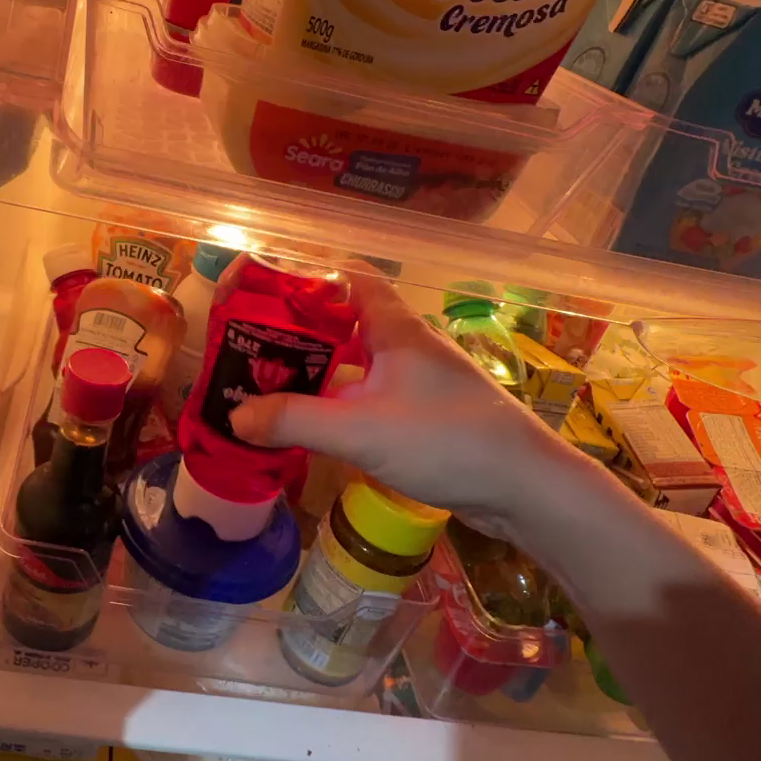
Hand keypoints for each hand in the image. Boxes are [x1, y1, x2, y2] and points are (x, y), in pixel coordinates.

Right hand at [229, 268, 600, 534]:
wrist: (526, 488)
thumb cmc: (448, 441)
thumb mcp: (363, 430)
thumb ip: (296, 420)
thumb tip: (234, 416)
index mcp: (395, 329)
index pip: (349, 276)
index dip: (306, 272)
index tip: (263, 283)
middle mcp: (405, 346)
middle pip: (343, 319)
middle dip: (297, 326)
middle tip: (250, 342)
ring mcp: (415, 381)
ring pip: (354, 360)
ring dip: (315, 367)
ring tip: (267, 380)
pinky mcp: (420, 414)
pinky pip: (365, 394)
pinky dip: (334, 400)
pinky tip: (310, 421)